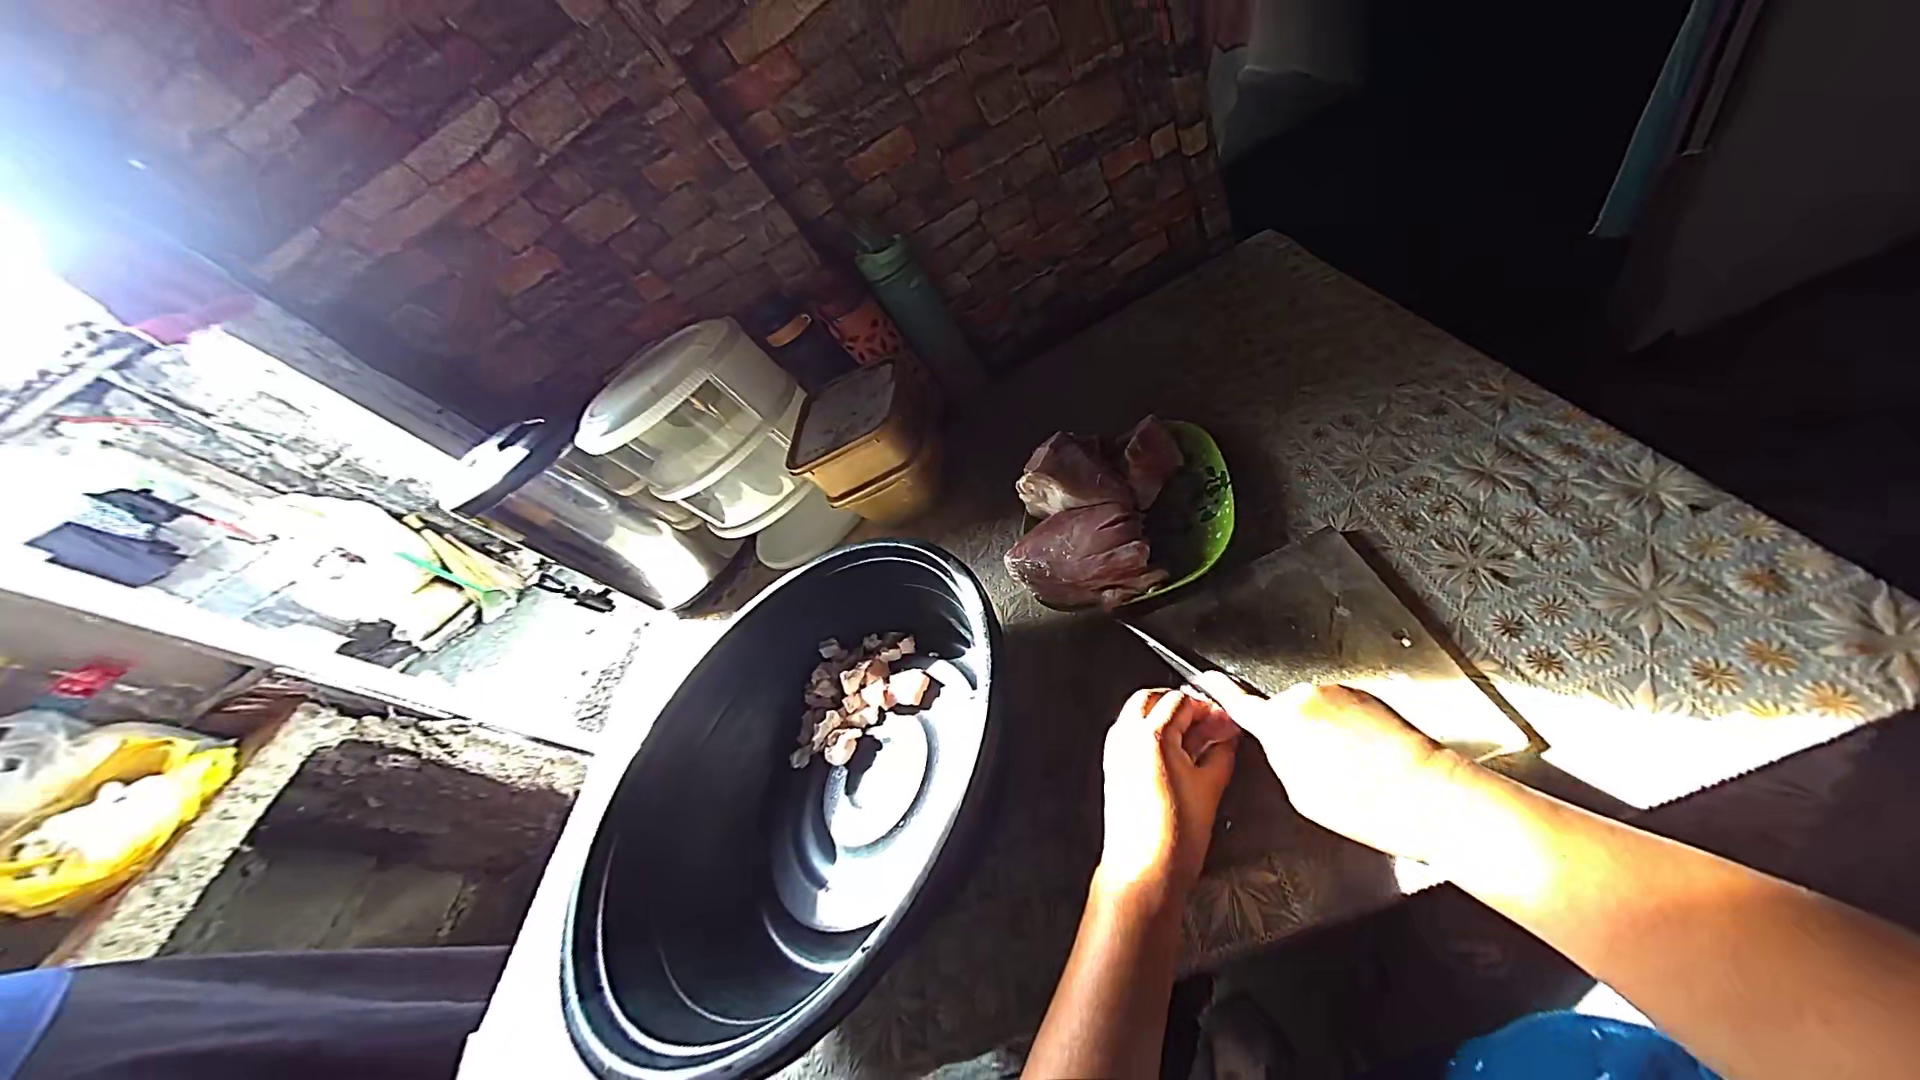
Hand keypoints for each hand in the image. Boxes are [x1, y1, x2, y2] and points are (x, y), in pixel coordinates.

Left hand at [1096, 688, 1237, 899]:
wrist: (1144, 869)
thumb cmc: (1173, 837)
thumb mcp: (1211, 787)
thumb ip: (1221, 751)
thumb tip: (1226, 735)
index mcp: (1152, 735)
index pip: (1179, 699)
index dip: (1205, 705)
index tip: (1221, 717)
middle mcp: (1127, 736)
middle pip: (1153, 698)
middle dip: (1180, 704)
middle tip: (1206, 721)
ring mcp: (1116, 750)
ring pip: (1138, 713)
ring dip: (1164, 716)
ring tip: (1194, 737)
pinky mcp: (1112, 764)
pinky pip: (1130, 733)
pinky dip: (1150, 732)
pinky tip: (1174, 752)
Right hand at [1191, 674, 1473, 863]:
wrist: (1432, 796)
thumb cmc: (1368, 804)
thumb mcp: (1300, 794)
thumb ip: (1279, 759)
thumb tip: (1278, 745)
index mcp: (1279, 723)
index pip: (1237, 699)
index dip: (1218, 689)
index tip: (1207, 678)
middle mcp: (1303, 698)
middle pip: (1282, 710)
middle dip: (1292, 731)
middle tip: (1317, 767)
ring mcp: (1336, 692)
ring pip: (1313, 710)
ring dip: (1322, 730)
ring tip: (1351, 766)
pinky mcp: (1364, 694)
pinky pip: (1339, 708)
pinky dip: (1346, 727)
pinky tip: (1367, 756)